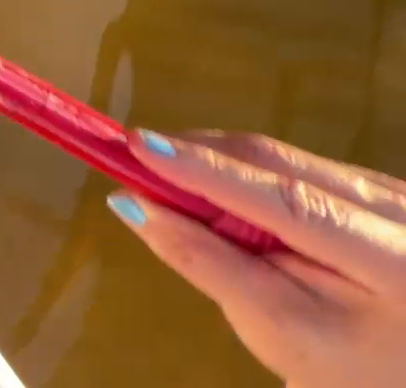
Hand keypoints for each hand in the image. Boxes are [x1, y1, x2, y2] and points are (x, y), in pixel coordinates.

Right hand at [109, 130, 405, 386]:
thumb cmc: (350, 365)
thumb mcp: (277, 329)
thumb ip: (205, 261)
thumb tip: (129, 200)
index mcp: (396, 262)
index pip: (288, 202)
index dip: (206, 170)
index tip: (136, 143)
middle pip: (284, 168)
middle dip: (201, 158)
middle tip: (134, 157)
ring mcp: (402, 198)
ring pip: (288, 161)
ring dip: (221, 165)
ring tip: (176, 185)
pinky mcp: (388, 192)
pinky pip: (303, 166)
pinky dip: (250, 173)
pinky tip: (229, 195)